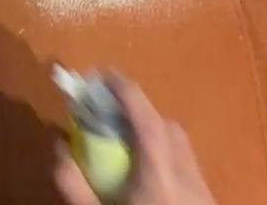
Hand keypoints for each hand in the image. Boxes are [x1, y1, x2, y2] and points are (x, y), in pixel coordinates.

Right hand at [55, 75, 215, 204]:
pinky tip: (149, 188)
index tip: (101, 74)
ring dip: (155, 139)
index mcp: (160, 177)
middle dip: (139, 113)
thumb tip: (58, 146)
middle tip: (108, 118)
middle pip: (168, 127)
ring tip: (127, 152)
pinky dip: (167, 165)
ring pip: (183, 151)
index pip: (146, 118)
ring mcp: (207, 199)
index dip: (124, 89)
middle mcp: (189, 181)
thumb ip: (73, 184)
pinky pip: (190, 175)